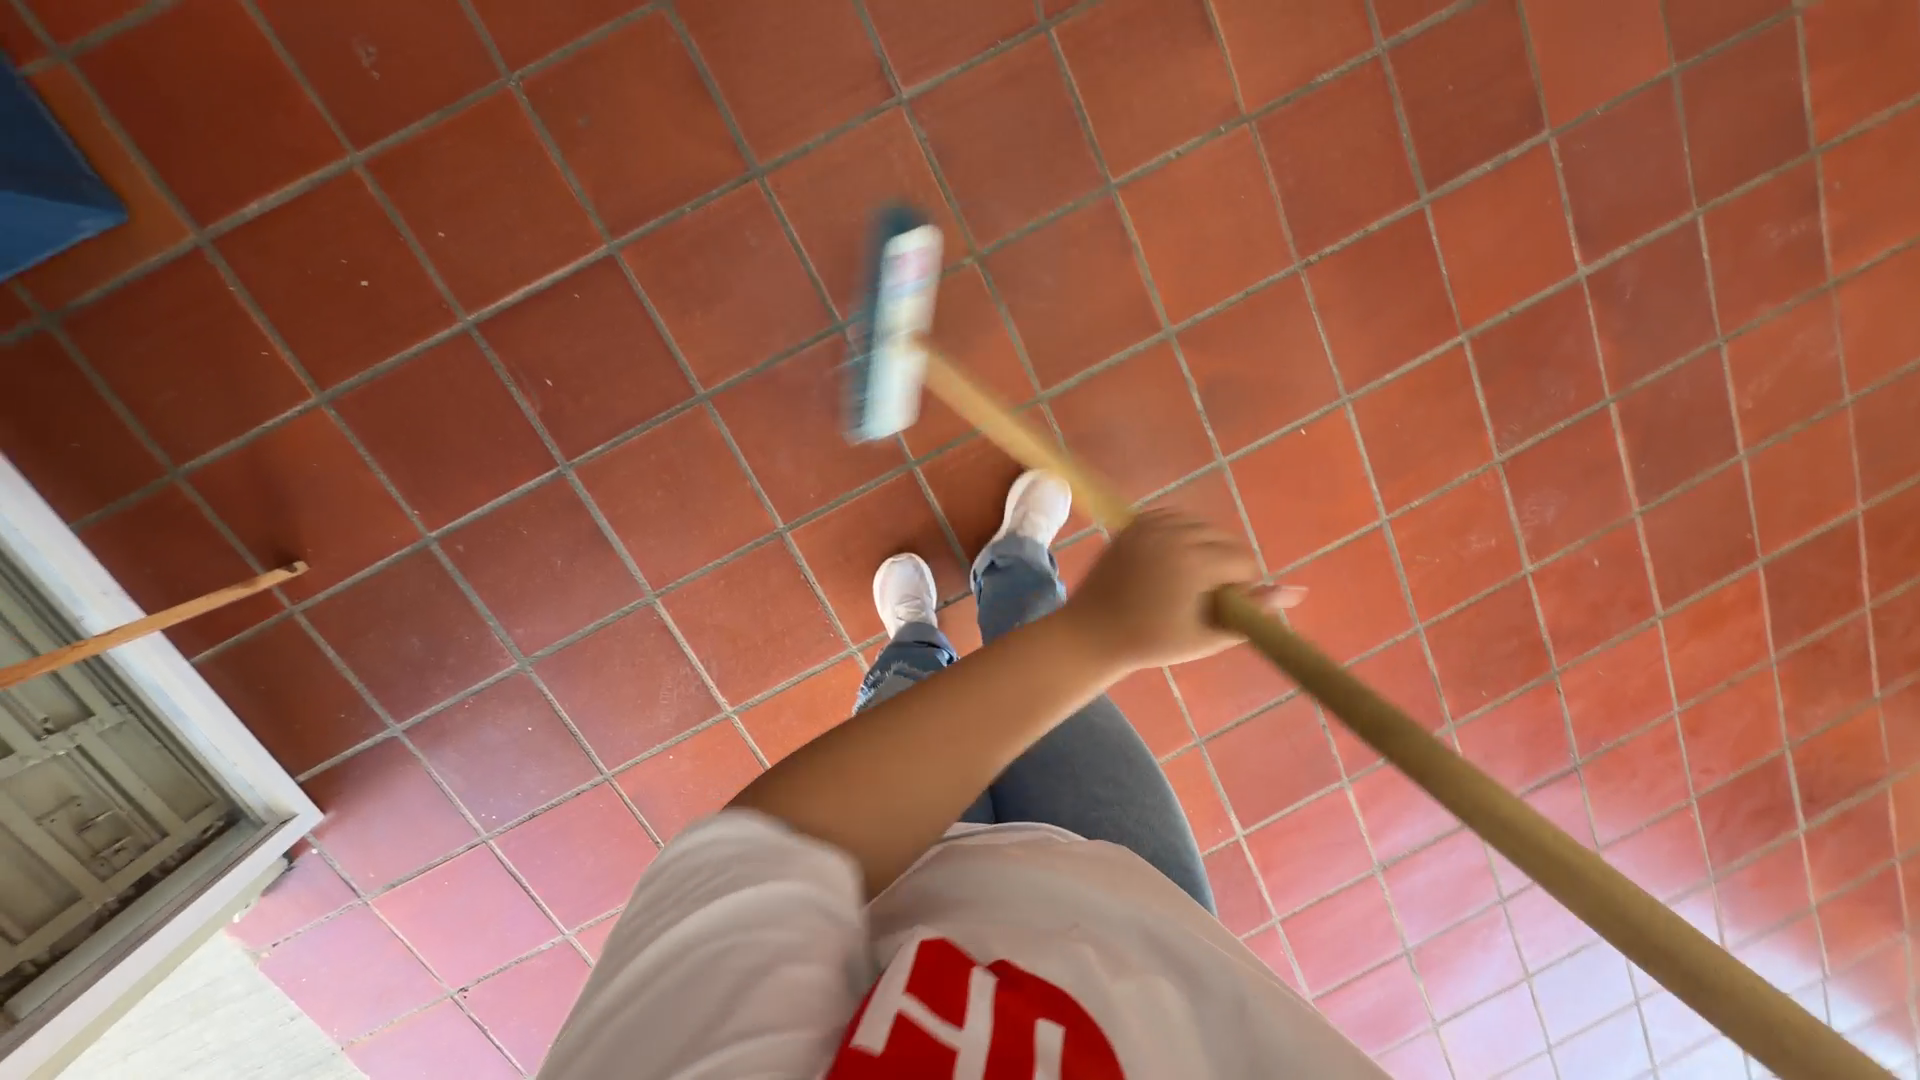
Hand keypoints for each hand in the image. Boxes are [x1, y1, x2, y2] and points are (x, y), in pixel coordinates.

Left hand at [1060, 510, 1304, 670]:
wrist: (1093, 631)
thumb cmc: (1152, 642)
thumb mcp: (1207, 634)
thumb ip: (1253, 613)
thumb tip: (1297, 592)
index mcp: (1193, 561)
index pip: (1243, 561)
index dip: (1240, 587)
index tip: (1220, 608)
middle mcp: (1173, 534)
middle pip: (1224, 539)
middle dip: (1225, 565)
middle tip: (1203, 596)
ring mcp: (1150, 525)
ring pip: (1201, 525)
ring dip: (1205, 546)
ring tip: (1189, 579)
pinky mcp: (1134, 523)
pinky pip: (1174, 517)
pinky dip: (1182, 534)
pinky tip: (1174, 559)